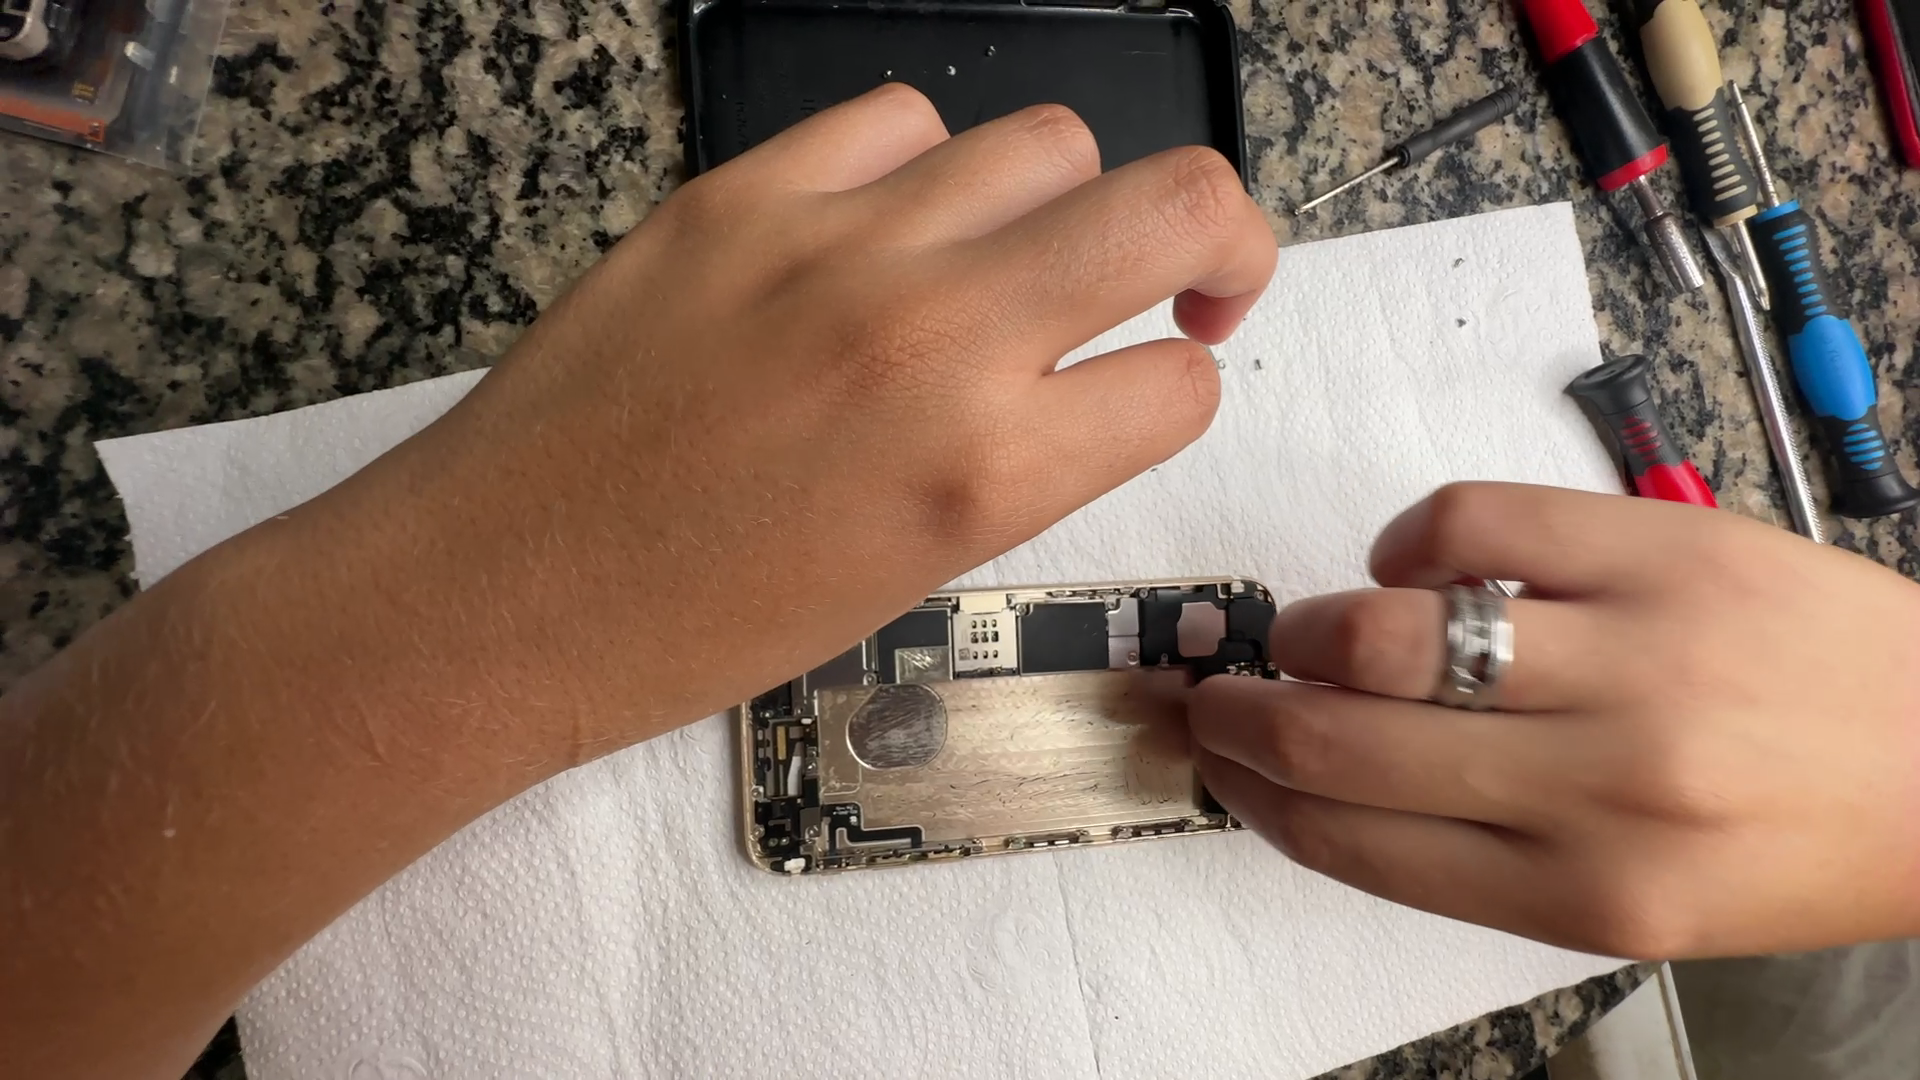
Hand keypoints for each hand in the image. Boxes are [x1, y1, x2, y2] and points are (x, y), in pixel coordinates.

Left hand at [0, 84, 1275, 1077]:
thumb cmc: (717, 628)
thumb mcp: (911, 573)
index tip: (1144, 397)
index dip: (1178, 391)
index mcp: (990, 474)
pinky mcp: (737, 192)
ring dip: (1061, 209)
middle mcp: (940, 335)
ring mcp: (837, 241)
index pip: (1180, 388)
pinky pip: (896, 123)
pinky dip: (926, 173)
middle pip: (1175, 202)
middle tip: (1189, 283)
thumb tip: (1084, 378)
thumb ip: (1022, 462)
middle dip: (1222, 240)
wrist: (502, 598)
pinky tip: (888, 235)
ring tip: (1005, 268)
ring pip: (1045, 143)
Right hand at [1187, 482, 1919, 958]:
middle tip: (1222, 690)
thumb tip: (1299, 761)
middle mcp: (1603, 789)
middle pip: (1333, 738)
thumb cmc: (1766, 838)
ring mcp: (1638, 660)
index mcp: (1580, 893)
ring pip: (1378, 632)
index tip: (1213, 756)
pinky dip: (1402, 544)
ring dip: (1307, 629)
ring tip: (1312, 632)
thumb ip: (1450, 840)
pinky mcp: (1662, 548)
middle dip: (1240, 709)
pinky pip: (1461, 521)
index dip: (1246, 789)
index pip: (1341, 837)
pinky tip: (1416, 569)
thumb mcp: (1610, 890)